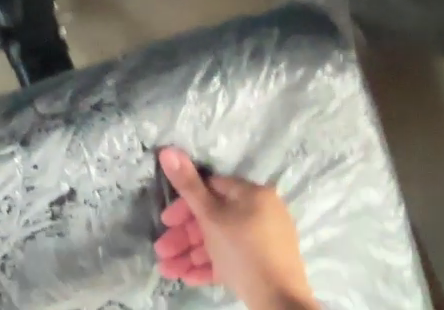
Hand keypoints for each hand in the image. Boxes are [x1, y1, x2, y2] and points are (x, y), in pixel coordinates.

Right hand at [153, 147, 316, 309]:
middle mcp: (261, 213)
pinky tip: (187, 278)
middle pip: (212, 219)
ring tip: (168, 270)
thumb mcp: (210, 216)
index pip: (210, 189)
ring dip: (190, 255)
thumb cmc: (242, 250)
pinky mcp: (263, 266)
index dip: (184, 205)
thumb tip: (168, 150)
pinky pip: (232, 258)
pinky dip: (209, 266)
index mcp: (252, 195)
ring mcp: (264, 242)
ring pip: (218, 242)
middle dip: (183, 237)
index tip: (166, 222)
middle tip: (162, 251)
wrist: (281, 304)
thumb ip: (187, 184)